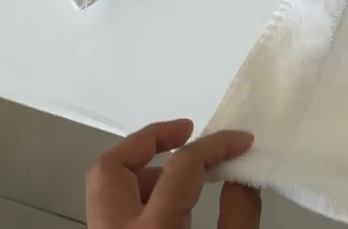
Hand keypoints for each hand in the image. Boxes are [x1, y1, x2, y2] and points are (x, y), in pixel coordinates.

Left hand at [86, 118, 261, 228]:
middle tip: (187, 132)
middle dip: (150, 139)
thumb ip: (240, 216)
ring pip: (106, 189)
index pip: (182, 166)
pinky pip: (113, 210)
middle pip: (109, 168)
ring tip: (181, 175)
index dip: (217, 144)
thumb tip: (237, 174)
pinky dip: (140, 195)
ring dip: (144, 169)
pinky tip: (170, 206)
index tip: (241, 141)